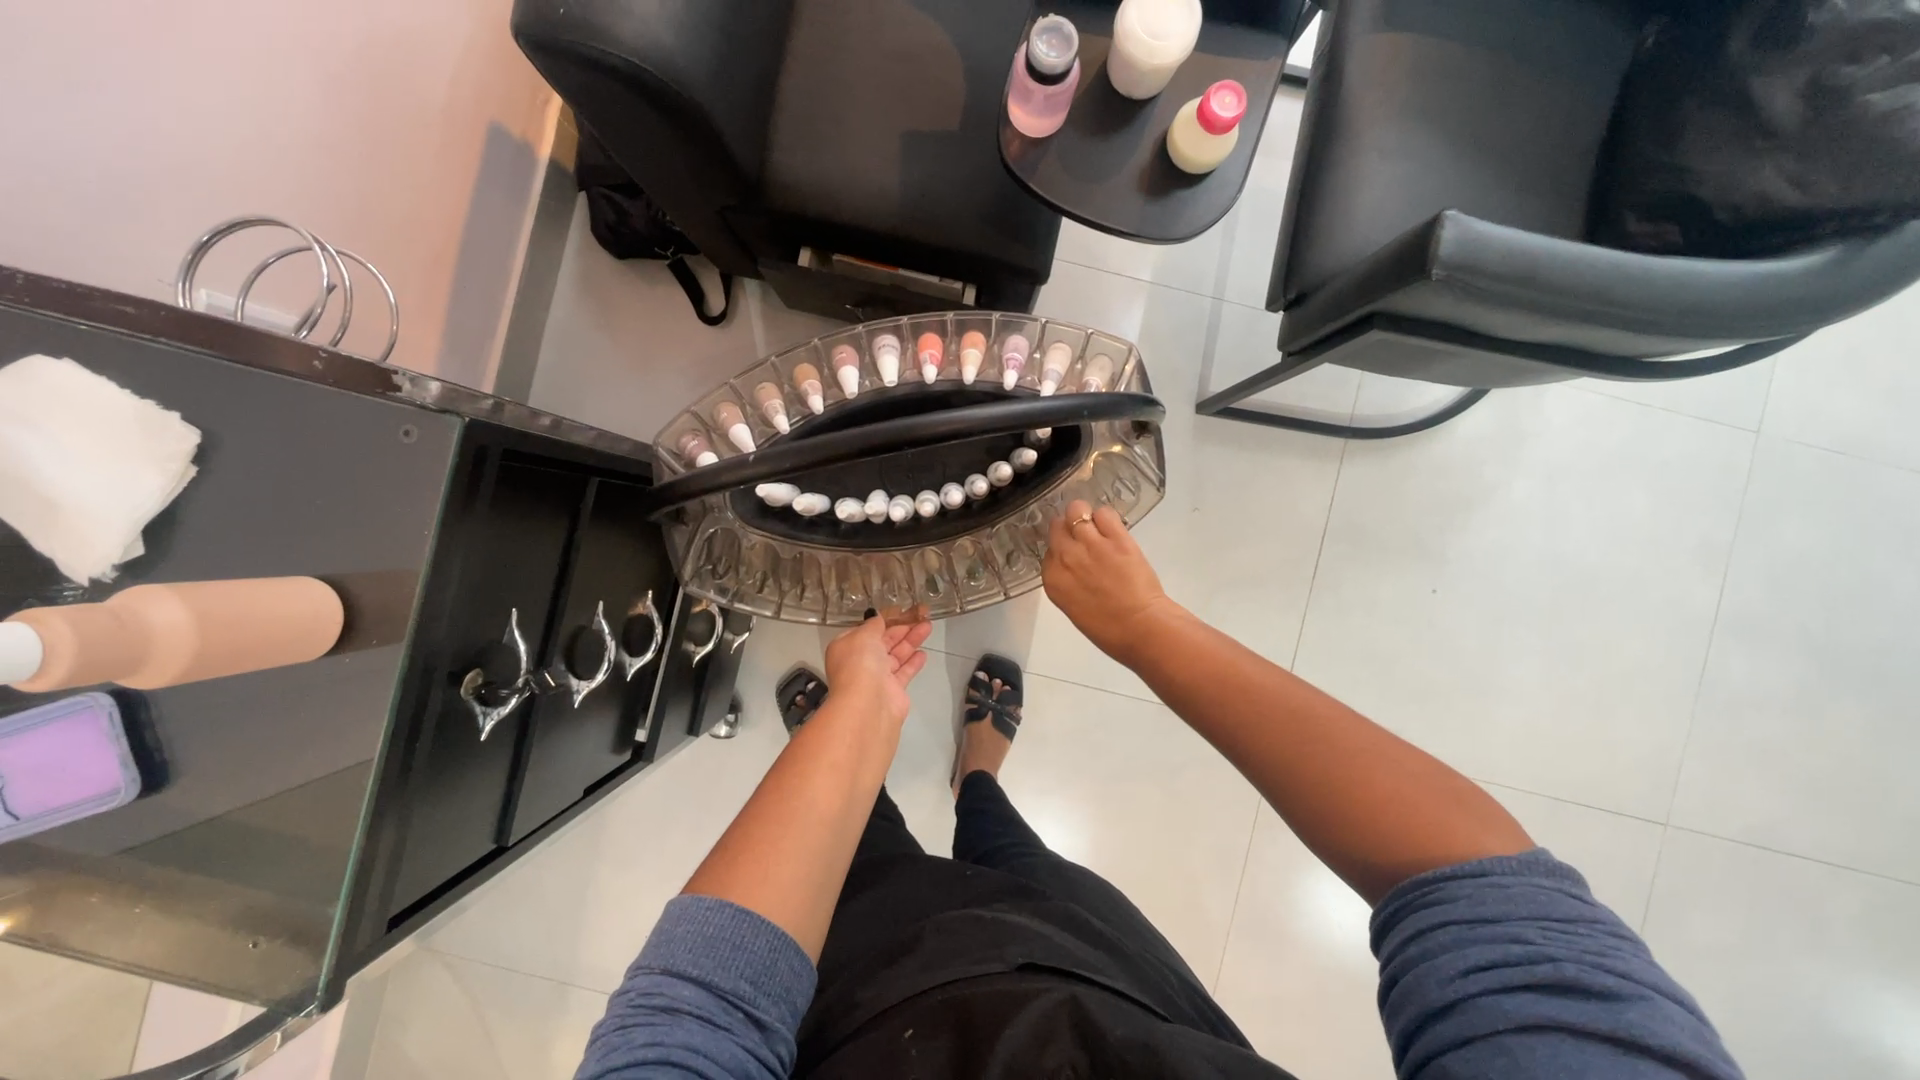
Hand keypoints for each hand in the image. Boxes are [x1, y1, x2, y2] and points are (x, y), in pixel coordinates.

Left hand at [822, 609, 932, 727]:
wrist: (868, 705)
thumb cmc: (860, 665)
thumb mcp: (863, 635)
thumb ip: (874, 625)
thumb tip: (878, 618)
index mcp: (847, 647)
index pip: (867, 630)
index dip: (884, 619)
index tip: (901, 609)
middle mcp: (860, 662)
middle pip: (884, 641)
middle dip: (902, 627)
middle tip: (921, 614)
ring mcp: (877, 677)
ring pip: (897, 654)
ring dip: (912, 640)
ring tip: (928, 626)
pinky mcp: (893, 690)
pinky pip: (904, 671)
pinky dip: (913, 662)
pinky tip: (923, 653)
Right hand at [1043, 500, 1178, 667]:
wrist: (1141, 628)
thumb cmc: (1108, 629)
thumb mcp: (1073, 607)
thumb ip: (1067, 582)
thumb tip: (1075, 567)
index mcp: (1053, 579)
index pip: (1049, 550)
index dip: (1062, 549)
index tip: (1073, 553)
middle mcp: (1066, 557)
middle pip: (1058, 526)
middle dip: (1069, 529)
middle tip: (1085, 538)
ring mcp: (1090, 544)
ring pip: (1077, 510)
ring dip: (1085, 517)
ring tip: (1098, 528)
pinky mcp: (1116, 538)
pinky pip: (1104, 513)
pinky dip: (1107, 518)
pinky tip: (1113, 530)